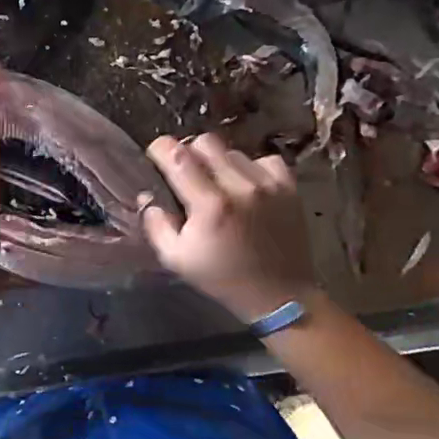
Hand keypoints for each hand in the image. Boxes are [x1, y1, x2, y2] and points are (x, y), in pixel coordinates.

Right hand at [141, 133, 316, 321]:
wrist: (279, 296)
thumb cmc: (221, 278)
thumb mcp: (175, 258)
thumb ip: (156, 224)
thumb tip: (148, 197)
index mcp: (209, 204)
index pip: (177, 156)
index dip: (160, 148)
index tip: (155, 156)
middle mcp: (240, 187)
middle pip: (205, 142)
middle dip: (189, 153)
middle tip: (186, 173)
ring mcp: (268, 186)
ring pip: (233, 152)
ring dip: (219, 164)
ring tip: (218, 185)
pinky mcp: (290, 189)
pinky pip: (264, 160)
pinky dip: (251, 168)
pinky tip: (246, 186)